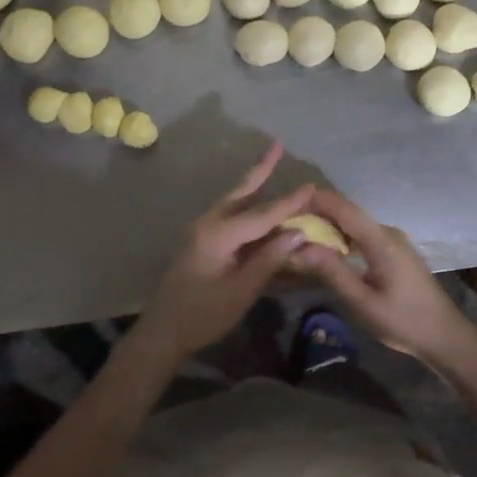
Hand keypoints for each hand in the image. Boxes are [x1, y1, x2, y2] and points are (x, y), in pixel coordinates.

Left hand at [135, 142, 313, 359]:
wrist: (164, 331)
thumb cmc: (203, 314)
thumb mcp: (241, 290)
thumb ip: (269, 259)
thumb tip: (298, 233)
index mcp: (217, 233)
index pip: (261, 214)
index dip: (289, 202)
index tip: (313, 186)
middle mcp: (208, 224)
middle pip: (241, 194)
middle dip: (260, 170)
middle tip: (277, 145)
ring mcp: (202, 232)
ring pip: (233, 203)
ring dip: (253, 186)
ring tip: (271, 165)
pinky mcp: (201, 244)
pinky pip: (229, 218)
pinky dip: (246, 207)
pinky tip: (259, 205)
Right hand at [296, 189, 476, 362]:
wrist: (444, 336)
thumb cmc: (404, 321)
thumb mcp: (363, 302)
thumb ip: (333, 271)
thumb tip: (301, 245)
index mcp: (381, 241)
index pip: (344, 209)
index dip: (316, 200)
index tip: (288, 200)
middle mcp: (387, 233)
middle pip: (348, 213)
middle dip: (317, 213)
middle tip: (286, 221)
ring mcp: (393, 241)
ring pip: (354, 224)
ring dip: (328, 225)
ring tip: (299, 232)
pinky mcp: (394, 252)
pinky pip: (362, 235)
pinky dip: (341, 237)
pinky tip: (325, 248)